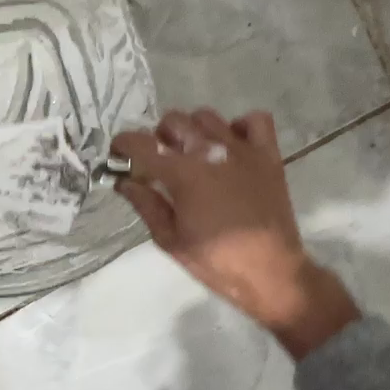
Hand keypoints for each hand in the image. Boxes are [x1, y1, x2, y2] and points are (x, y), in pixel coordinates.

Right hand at [111, 109, 359, 357]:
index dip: (123, 144)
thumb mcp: (170, 239)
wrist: (271, 273)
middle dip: (157, 136)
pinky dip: (238, 126)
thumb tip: (124, 182)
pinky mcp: (269, 156)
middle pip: (174, 121)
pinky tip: (230, 145)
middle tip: (156, 161)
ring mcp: (243, 151)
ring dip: (192, 130)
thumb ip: (146, 204)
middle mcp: (212, 152)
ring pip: (207, 116)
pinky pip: (255, 120)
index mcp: (183, 174)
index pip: (143, 143)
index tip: (117, 154)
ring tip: (191, 152)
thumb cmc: (216, 261)